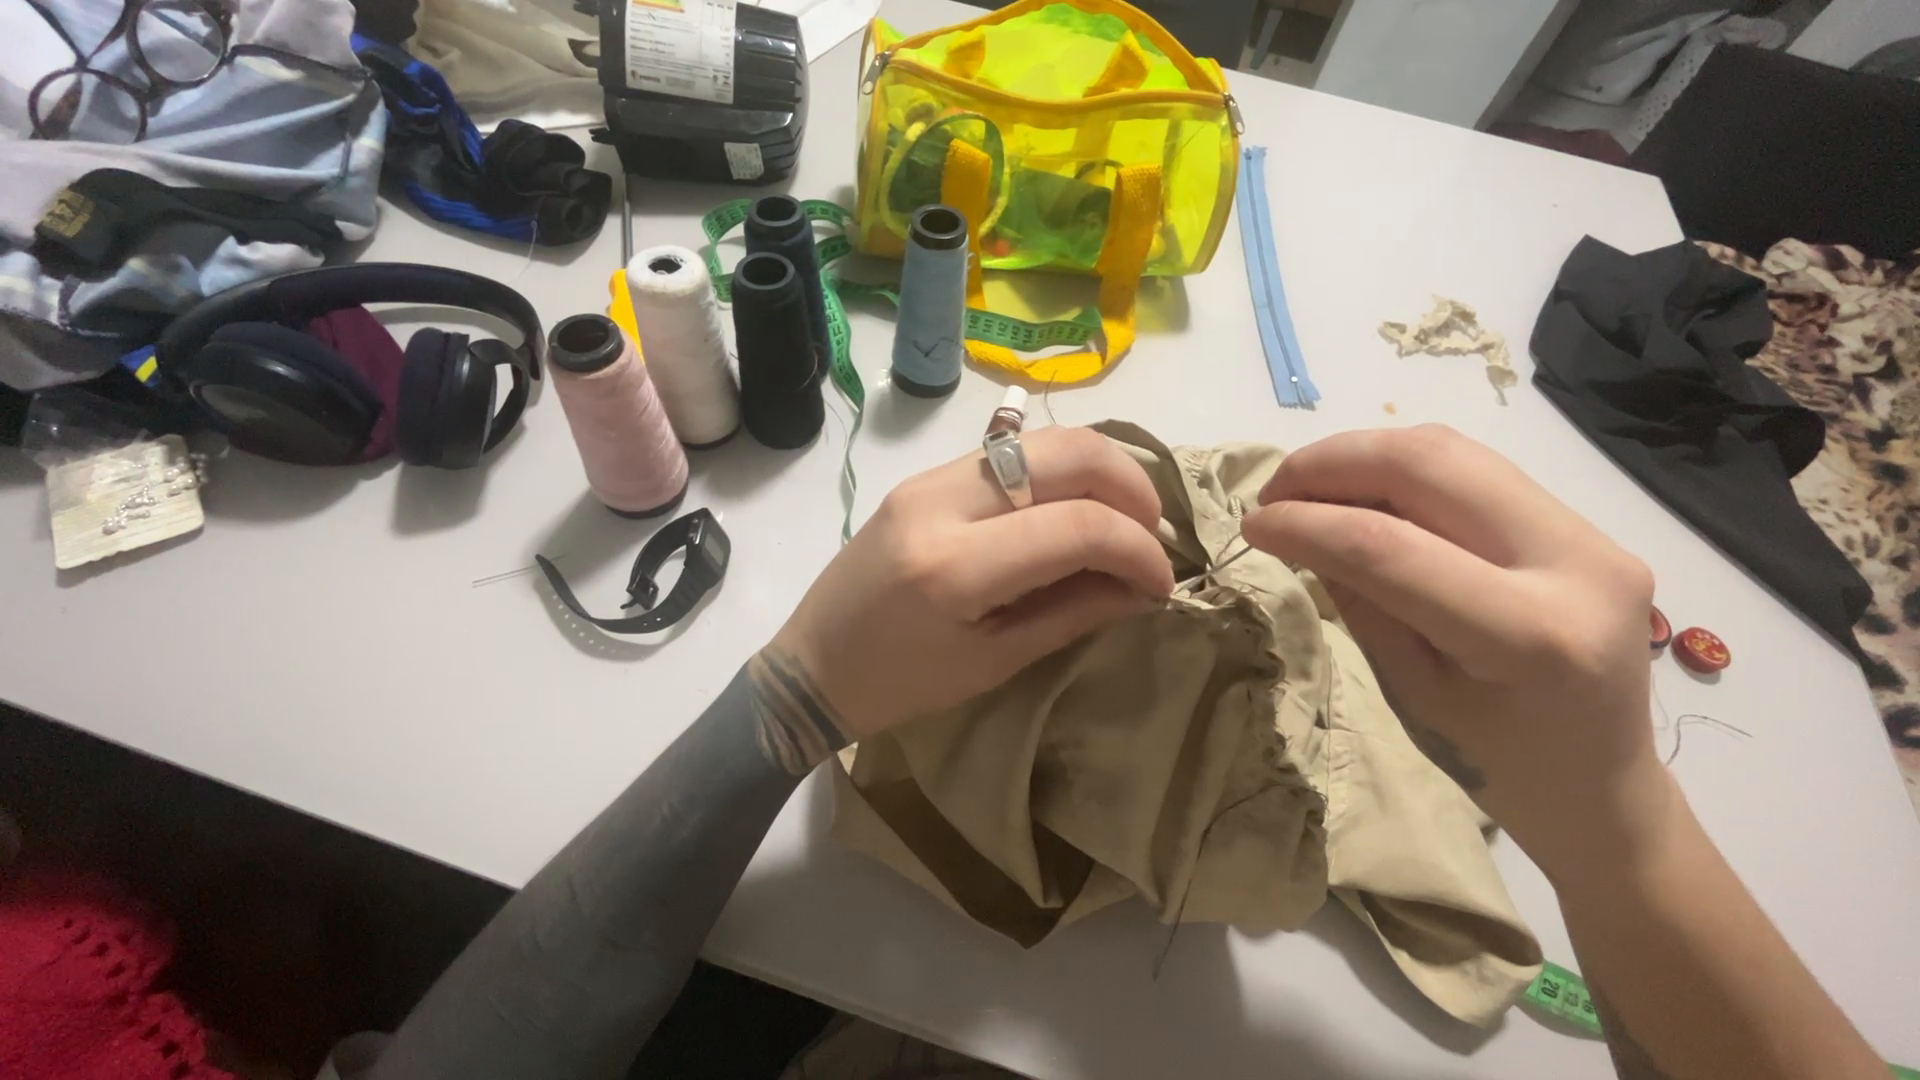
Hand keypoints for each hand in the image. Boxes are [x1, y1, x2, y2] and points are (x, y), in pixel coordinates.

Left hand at [754, 426, 1173, 772]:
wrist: (811, 664)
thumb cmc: (900, 685)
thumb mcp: (994, 662)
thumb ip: (1074, 613)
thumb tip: (1142, 585)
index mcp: (954, 566)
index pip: (1076, 525)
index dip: (1138, 549)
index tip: (1162, 582)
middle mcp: (940, 502)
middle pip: (1067, 453)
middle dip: (1131, 486)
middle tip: (1152, 535)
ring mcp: (927, 478)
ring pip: (1041, 440)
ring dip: (1100, 470)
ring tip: (1123, 519)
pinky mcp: (922, 476)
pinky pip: (1009, 454)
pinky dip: (1058, 472)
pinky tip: (1075, 508)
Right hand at [1240, 425, 1671, 878]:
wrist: (1602, 786)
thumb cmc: (1494, 761)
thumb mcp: (1410, 690)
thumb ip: (1359, 600)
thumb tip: (1296, 529)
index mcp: (1530, 634)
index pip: (1391, 548)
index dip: (1307, 524)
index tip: (1251, 523)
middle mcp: (1576, 563)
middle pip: (1430, 465)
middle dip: (1332, 463)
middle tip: (1273, 492)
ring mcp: (1590, 533)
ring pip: (1453, 449)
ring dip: (1363, 456)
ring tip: (1307, 488)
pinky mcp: (1582, 523)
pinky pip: (1474, 469)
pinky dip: (1400, 469)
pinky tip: (1361, 494)